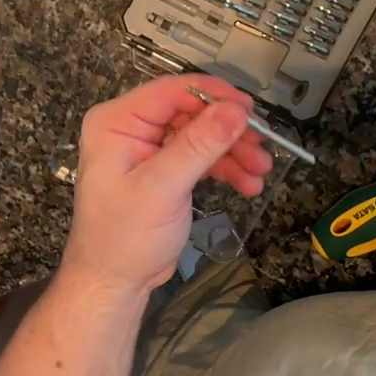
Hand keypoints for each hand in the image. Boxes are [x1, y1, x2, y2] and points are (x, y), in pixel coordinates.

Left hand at [61, 75, 273, 296]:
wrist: (113, 283)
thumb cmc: (123, 237)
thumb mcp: (161, 188)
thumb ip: (198, 146)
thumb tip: (235, 111)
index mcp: (117, 121)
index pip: (170, 92)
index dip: (212, 95)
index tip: (248, 109)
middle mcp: (131, 128)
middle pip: (190, 112)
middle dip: (227, 130)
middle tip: (262, 144)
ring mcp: (149, 149)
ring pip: (200, 134)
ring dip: (232, 151)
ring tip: (260, 170)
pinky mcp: (164, 169)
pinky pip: (200, 156)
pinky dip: (225, 167)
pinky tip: (248, 183)